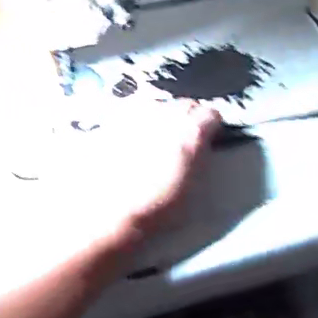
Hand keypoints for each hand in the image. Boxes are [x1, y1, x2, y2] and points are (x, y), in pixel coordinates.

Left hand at [32, 102, 221, 254]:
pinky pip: (130, 115)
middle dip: (186, 119)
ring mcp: (134, 112)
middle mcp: (163, 111)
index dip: (210, 128)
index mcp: (190, 128)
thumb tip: (202, 144)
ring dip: (159, 119)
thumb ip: (199, 155)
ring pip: (156, 106)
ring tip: (154, 141)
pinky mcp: (110, 120)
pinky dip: (134, 125)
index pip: (210, 114)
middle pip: (183, 105)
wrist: (106, 212)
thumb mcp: (193, 185)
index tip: (208, 139)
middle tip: (182, 141)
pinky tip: (129, 143)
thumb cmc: (156, 207)